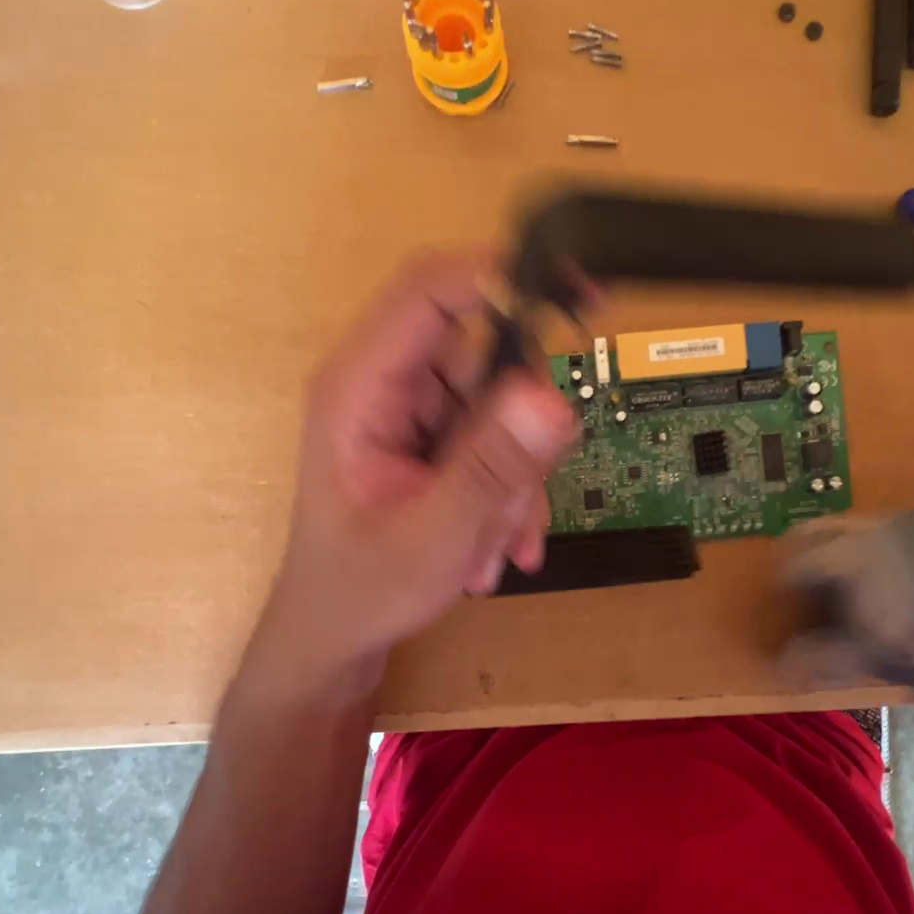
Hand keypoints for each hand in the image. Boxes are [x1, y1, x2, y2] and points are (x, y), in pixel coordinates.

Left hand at [254, 253, 578, 677]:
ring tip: (493, 543)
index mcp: (360, 387)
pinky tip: (498, 546)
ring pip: (503, 404)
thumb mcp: (434, 535)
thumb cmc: (360, 592)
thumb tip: (550, 398)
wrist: (336, 637)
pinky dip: (513, 490)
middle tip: (518, 498)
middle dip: (520, 429)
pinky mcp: (437, 440)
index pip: (432, 289)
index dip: (504, 276)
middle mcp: (386, 385)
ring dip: (518, 476)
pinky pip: (500, 438)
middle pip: (485, 353)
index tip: (577, 298)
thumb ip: (492, 467)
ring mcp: (415, 413)